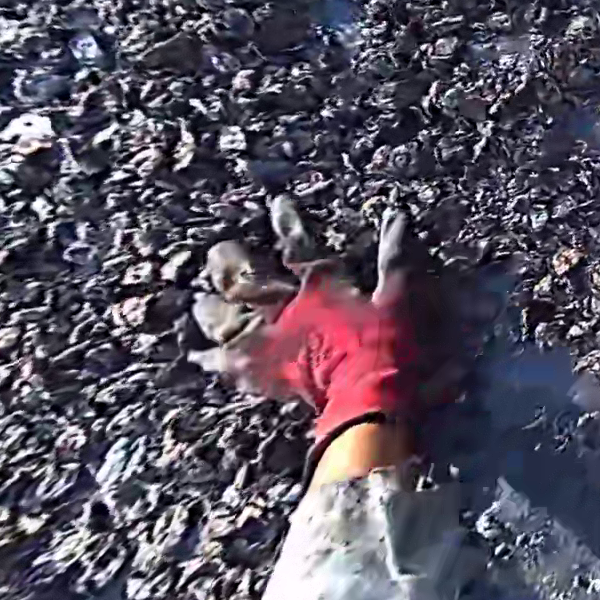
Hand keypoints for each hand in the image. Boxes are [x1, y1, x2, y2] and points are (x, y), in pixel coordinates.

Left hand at [191, 197, 417, 476]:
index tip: (278, 204)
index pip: (298, 245)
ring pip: (224, 318)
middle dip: (231, 262)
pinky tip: (199, 354)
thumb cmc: (385, 340)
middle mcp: (283, 310)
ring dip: (211, 306)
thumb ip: (394, 254)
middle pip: (245, 280)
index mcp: (318, 285)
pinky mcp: (258, 374)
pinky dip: (209, 357)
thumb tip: (395, 214)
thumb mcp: (400, 292)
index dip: (288, 222)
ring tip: (200, 298)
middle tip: (219, 251)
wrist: (366, 395)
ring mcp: (265, 343)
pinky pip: (222, 364)